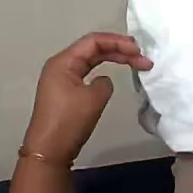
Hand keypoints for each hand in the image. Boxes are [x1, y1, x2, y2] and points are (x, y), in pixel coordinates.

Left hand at [23, 33, 153, 161]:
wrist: (49, 151)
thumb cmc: (68, 121)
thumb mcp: (92, 98)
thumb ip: (104, 83)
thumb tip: (103, 81)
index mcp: (63, 61)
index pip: (93, 41)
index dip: (118, 42)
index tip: (138, 50)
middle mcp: (61, 65)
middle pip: (93, 49)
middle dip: (119, 50)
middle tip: (143, 58)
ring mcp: (62, 79)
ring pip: (91, 61)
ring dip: (113, 59)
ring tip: (135, 62)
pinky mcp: (66, 92)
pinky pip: (87, 73)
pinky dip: (103, 71)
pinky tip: (116, 74)